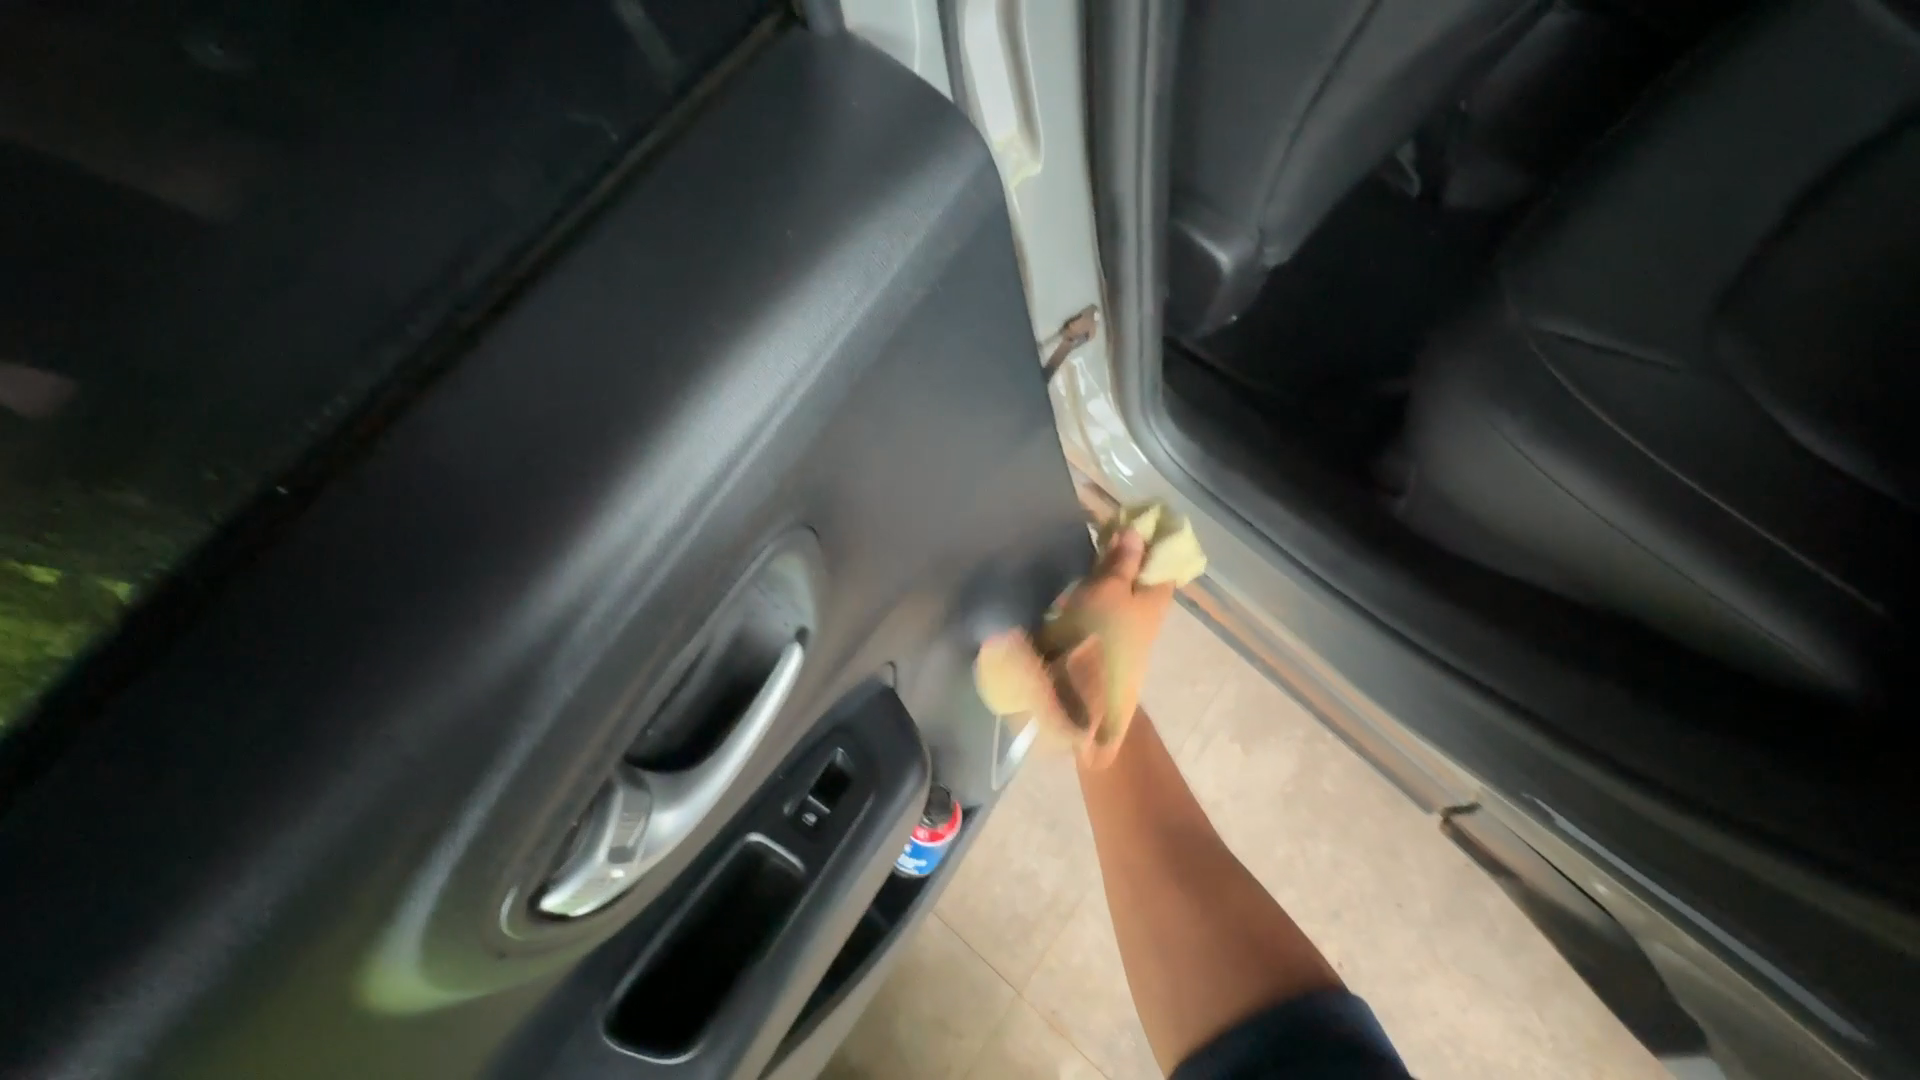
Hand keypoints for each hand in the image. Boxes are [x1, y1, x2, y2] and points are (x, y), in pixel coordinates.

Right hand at [976, 525, 1176, 767]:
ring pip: (1121, 593)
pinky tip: (1076, 589)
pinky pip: (1104, 609)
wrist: (1084, 698)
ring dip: (1105, 575)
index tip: (1128, 521)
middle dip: (1124, 556)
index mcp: (1155, 598)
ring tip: (1083, 556)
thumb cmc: (1102, 636)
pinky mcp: (1105, 643)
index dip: (1150, 540)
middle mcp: (1147, 613)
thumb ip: (1121, 562)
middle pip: (1140, 576)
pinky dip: (1094, 595)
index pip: (1163, 561)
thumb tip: (1136, 532)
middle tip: (1100, 533)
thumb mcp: (1108, 590)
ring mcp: (1127, 631)